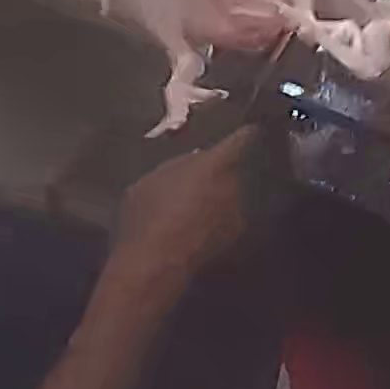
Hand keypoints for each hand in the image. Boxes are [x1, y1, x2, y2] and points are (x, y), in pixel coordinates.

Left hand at [114, 126, 255, 278]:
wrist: (153, 259)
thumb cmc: (204, 239)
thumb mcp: (236, 221)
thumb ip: (234, 197)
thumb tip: (232, 187)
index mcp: (213, 165)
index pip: (236, 142)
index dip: (248, 136)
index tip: (255, 129)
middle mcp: (181, 161)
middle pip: (203, 156)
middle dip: (213, 165)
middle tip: (223, 178)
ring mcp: (153, 174)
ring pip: (178, 171)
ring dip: (188, 180)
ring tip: (195, 198)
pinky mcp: (133, 192)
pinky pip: (158, 187)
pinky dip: (167, 195)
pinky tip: (171, 212)